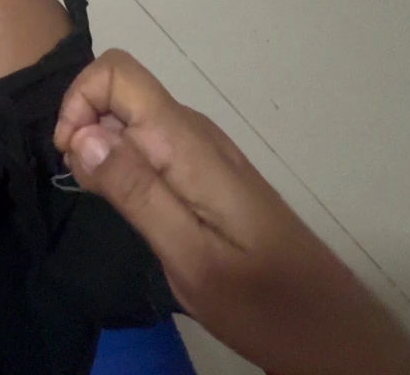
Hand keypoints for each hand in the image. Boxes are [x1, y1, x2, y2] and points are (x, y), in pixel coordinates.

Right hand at [54, 50, 409, 374]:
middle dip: (84, 124)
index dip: (80, 100)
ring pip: (132, 115)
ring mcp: (204, 150)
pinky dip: (124, 161)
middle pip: (119, 89)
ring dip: (102, 145)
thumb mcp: (190, 256)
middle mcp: (195, 132)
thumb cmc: (264, 303)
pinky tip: (134, 207)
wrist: (337, 338)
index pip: (117, 72)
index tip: (72, 156)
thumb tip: (82, 132)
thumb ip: (134, 190)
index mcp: (188, 143)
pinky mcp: (207, 170)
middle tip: (87, 188)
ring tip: (108, 202)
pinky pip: (150, 140)